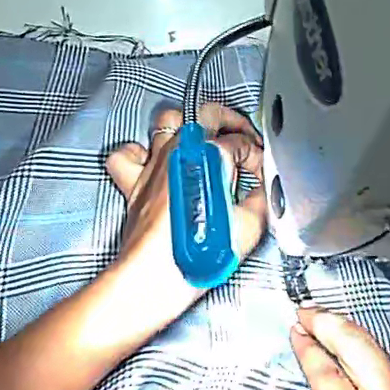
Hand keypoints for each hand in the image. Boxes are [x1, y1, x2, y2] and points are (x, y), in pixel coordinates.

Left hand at [100, 102, 268, 323]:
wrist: (157, 275)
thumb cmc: (202, 252)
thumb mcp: (250, 226)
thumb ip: (260, 200)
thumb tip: (261, 192)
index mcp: (212, 154)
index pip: (242, 143)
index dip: (257, 157)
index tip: (259, 175)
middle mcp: (180, 150)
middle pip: (208, 114)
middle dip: (231, 120)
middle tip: (242, 136)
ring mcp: (155, 163)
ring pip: (166, 121)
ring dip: (186, 126)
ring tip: (200, 140)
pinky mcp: (134, 182)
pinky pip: (128, 154)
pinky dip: (137, 153)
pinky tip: (150, 162)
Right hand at [290, 308, 389, 389]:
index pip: (332, 383)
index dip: (310, 351)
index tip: (295, 330)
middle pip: (365, 354)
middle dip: (332, 324)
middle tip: (306, 311)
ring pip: (388, 364)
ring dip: (356, 339)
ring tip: (328, 328)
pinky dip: (377, 365)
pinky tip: (362, 367)